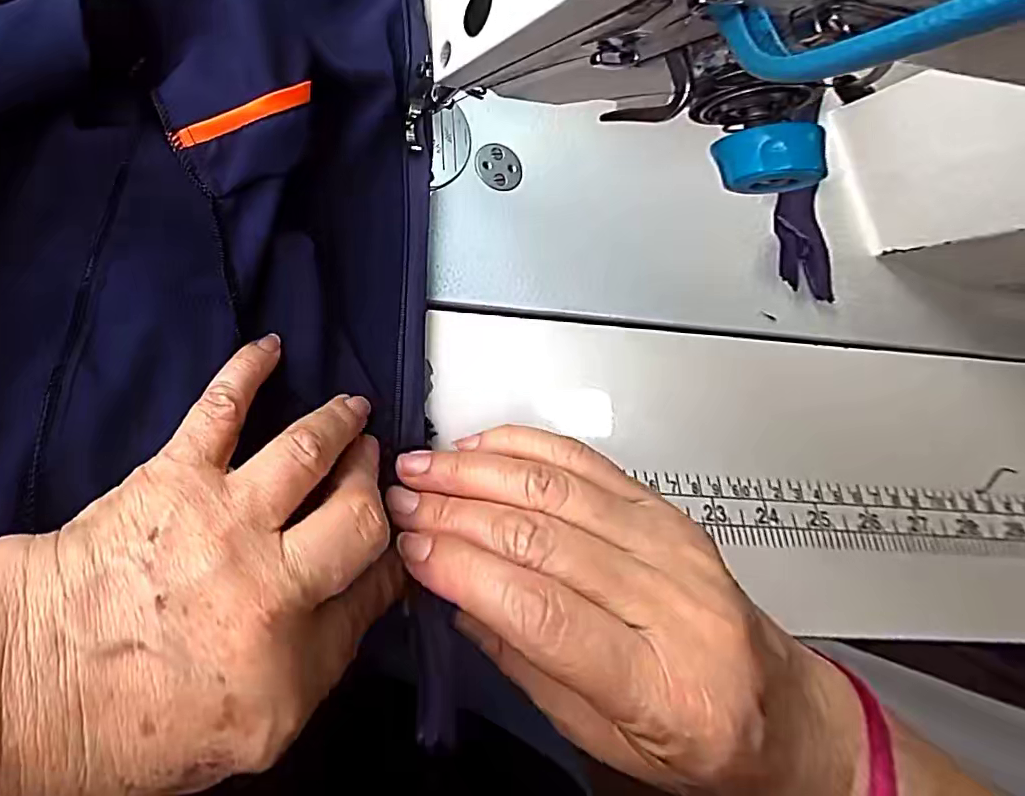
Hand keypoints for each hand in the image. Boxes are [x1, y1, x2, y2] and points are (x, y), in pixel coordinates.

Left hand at [0, 336, 401, 794]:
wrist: (36, 672)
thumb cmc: (126, 719)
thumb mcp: (244, 733)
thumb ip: (308, 667)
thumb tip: (347, 602)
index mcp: (298, 660)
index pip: (373, 592)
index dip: (389, 557)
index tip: (390, 535)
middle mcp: (275, 583)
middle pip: (357, 515)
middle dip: (373, 482)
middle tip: (375, 461)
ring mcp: (226, 519)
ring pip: (306, 453)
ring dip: (337, 423)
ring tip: (351, 407)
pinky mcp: (174, 472)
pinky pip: (223, 406)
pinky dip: (249, 369)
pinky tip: (269, 348)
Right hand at [385, 425, 862, 794]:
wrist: (780, 713)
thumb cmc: (685, 734)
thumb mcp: (589, 728)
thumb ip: (507, 650)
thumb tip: (435, 574)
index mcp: (663, 688)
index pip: (536, 608)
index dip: (457, 567)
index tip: (407, 547)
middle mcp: (677, 610)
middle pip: (535, 537)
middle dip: (448, 512)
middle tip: (399, 502)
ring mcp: (674, 549)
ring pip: (549, 488)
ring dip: (469, 471)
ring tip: (419, 468)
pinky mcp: (664, 509)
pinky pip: (579, 459)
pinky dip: (516, 444)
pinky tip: (472, 447)